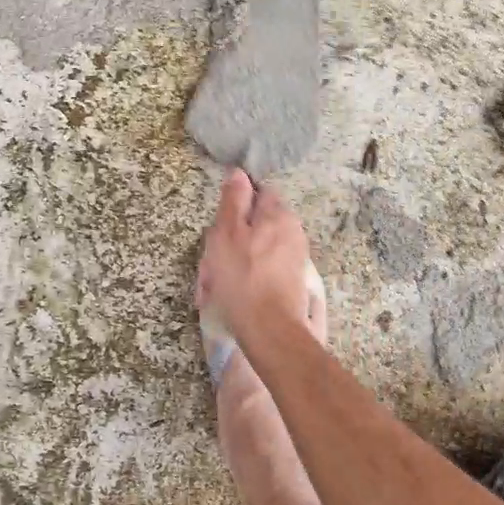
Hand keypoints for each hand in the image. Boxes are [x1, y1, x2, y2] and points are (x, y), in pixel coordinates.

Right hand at [197, 169, 312, 348]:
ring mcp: (293, 259)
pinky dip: (243, 279)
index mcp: (280, 214)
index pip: (258, 192)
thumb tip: (238, 173)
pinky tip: (228, 296)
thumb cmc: (243, 277)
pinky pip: (260, 271)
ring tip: (213, 285)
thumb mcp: (228, 231)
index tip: (219, 223)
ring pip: (253, 250)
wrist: (270, 332)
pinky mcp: (289, 283)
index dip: (236, 204)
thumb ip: (234, 199)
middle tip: (210, 262)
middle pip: (254, 224)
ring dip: (231, 263)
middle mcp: (292, 232)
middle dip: (229, 239)